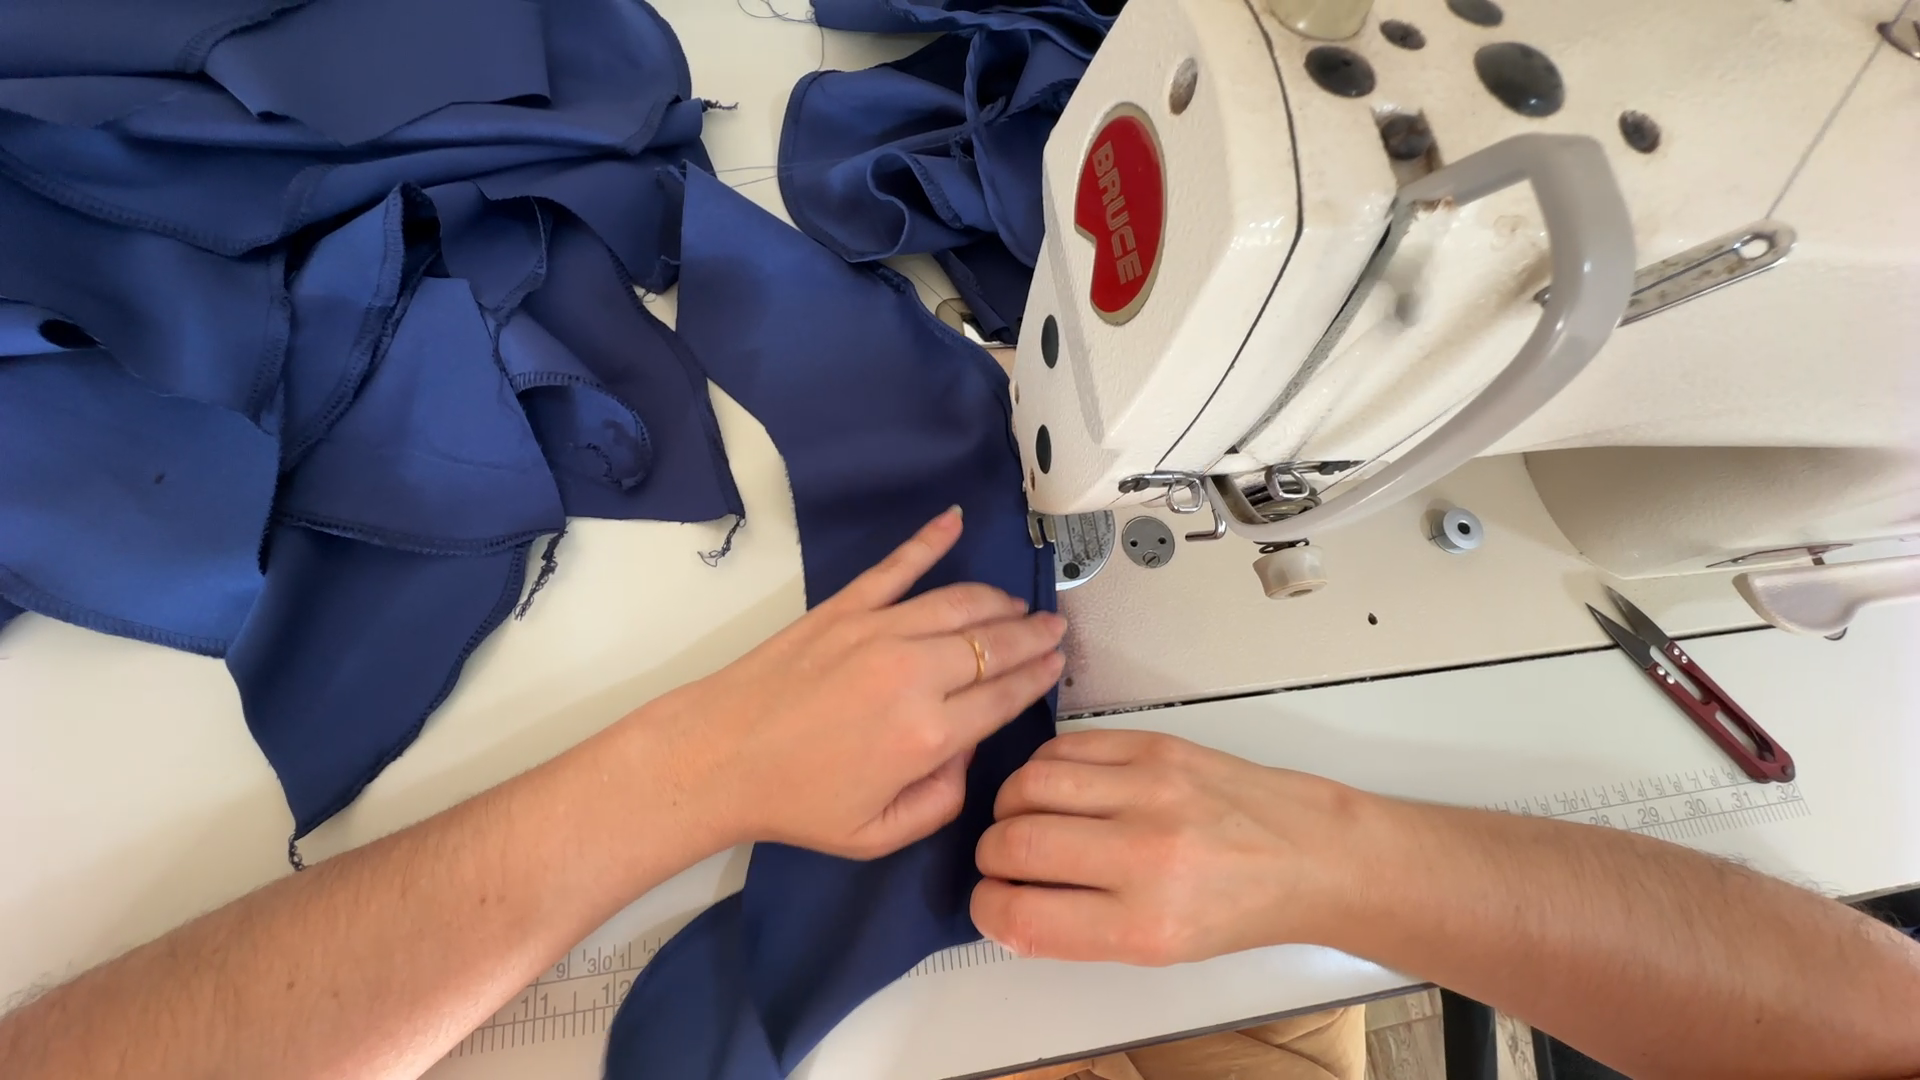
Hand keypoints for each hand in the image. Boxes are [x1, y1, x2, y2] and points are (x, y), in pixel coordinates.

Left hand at [643, 507, 1065, 859]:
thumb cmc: (798, 803)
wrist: (717, 757)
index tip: (1057, 661)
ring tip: (1018, 604)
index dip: (1038, 675)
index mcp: (929, 735)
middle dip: (1034, 635)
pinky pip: (898, 565)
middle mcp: (916, 673)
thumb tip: (968, 748)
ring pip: (960, 602)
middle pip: (994, 644)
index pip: (1005, 695)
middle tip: (1054, 627)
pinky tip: (954, 519)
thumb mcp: (880, 834)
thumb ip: (943, 799)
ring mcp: (880, 630)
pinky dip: (930, 539)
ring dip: (998, 600)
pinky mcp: (846, 606)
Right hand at [970, 730, 1361, 964]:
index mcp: (1146, 924)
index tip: (990, 901)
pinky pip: (1063, 746)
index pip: (1023, 914)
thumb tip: (1007, 900)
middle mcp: (1143, 853)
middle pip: (1016, 842)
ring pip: (1030, 783)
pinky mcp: (1152, 744)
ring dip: (1008, 805)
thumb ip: (1079, 928)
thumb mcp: (1161, 947)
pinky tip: (1052, 786)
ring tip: (1022, 816)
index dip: (987, 908)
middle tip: (1001, 858)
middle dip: (990, 853)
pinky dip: (1040, 767)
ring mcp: (1148, 787)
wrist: (1304, 851)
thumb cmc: (1234, 909)